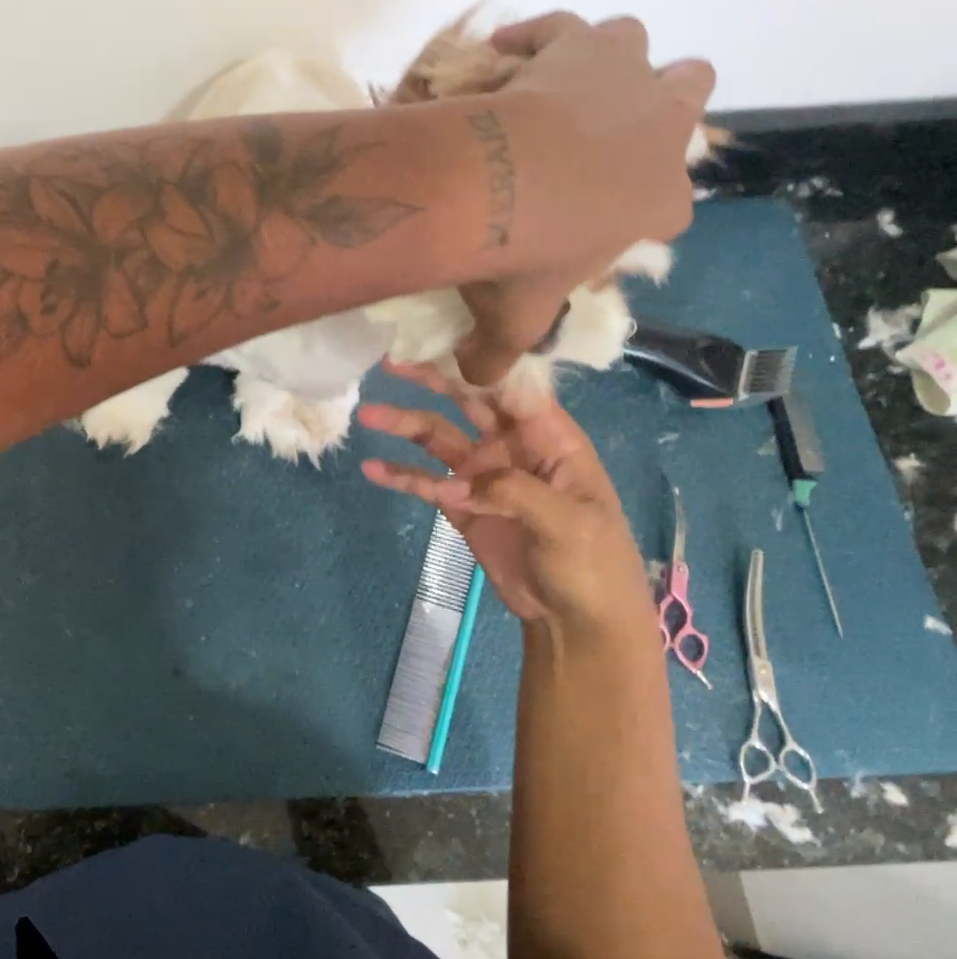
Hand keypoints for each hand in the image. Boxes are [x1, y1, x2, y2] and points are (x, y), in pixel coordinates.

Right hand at [357, 361, 652, 631]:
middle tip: (395, 361)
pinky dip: (400, 476)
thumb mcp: (567, 523)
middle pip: (469, 403)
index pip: (514, 390)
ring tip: (368, 414)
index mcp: (552, 440)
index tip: (442, 342)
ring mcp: (484, 478)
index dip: (481, 364)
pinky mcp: (461, 508)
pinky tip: (372, 469)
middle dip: (436, 381)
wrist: (577, 617)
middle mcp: (514, 448)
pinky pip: (426, 483)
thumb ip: (514, 492)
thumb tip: (456, 482)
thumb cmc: (592, 563)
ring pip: (440, 440)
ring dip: (406, 426)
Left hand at [455, 12, 716, 384]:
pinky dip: (536, 38)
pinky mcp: (577, 48)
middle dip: (652, 118)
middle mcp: (663, 128)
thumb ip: (499, 354)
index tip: (588, 231)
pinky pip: (562, 27)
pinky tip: (505, 54)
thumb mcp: (512, 322)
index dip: (634, 218)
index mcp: (659, 203)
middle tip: (594, 144)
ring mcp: (625, 80)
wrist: (494, 192)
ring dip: (608, 67)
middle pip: (685, 102)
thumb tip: (479, 380)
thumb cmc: (518, 261)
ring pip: (640, 50)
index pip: (667, 209)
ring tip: (559, 93)